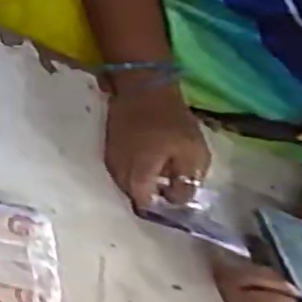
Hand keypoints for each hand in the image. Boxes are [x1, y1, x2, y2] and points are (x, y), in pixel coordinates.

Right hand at [103, 80, 210, 208]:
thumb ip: (186, 182)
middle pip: (129, 192)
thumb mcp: (193, 154)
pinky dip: (130, 172)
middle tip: (167, 196)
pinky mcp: (108, 144)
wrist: (142, 91)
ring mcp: (110, 154)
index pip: (142, 201)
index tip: (174, 210)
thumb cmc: (172, 123)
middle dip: (146, 198)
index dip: (158, 210)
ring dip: (137, 184)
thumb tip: (176, 200)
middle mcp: (118, 167)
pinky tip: (145, 167)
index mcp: (139, 172)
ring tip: (157, 182)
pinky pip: (118, 167)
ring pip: (121, 180)